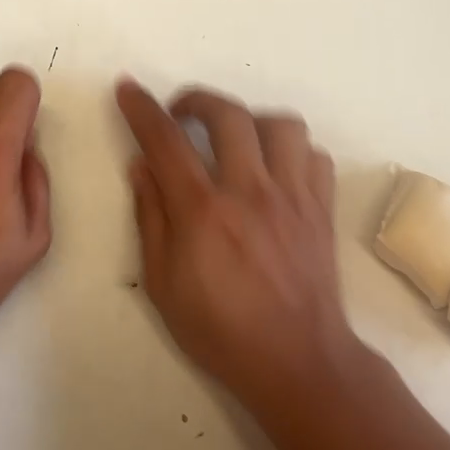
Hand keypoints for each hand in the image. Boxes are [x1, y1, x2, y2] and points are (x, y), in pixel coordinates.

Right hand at [117, 80, 358, 410]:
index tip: (128, 88)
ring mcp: (293, 197)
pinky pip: (314, 155)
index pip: (166, 140)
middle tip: (179, 113)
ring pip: (281, 125)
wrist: (297, 361)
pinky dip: (291, 150)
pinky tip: (273, 169)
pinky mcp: (321, 209)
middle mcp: (250, 191)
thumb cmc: (219, 329)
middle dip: (196, 101)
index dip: (142, 108)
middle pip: (228, 114)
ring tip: (233, 138)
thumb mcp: (162, 282)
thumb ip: (150, 217)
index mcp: (203, 211)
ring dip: (250, 120)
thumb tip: (141, 167)